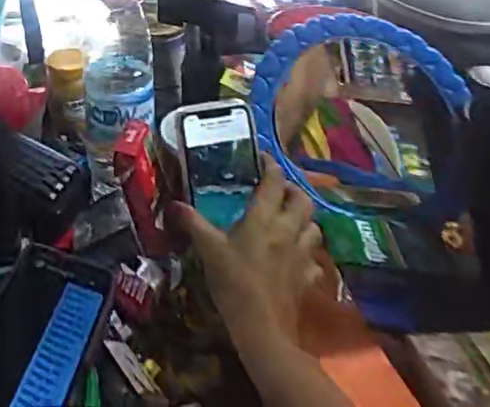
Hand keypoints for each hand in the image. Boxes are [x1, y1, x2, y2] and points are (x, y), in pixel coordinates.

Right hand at [171, 153, 326, 349]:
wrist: (263, 330)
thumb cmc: (234, 283)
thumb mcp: (208, 250)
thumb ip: (193, 223)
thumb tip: (174, 203)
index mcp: (264, 217)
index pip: (275, 180)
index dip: (270, 165)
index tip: (260, 158)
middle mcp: (288, 229)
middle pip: (302, 199)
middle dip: (292, 190)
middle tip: (277, 190)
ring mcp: (302, 254)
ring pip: (313, 226)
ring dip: (304, 219)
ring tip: (289, 219)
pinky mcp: (308, 278)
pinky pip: (315, 258)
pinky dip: (308, 252)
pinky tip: (296, 256)